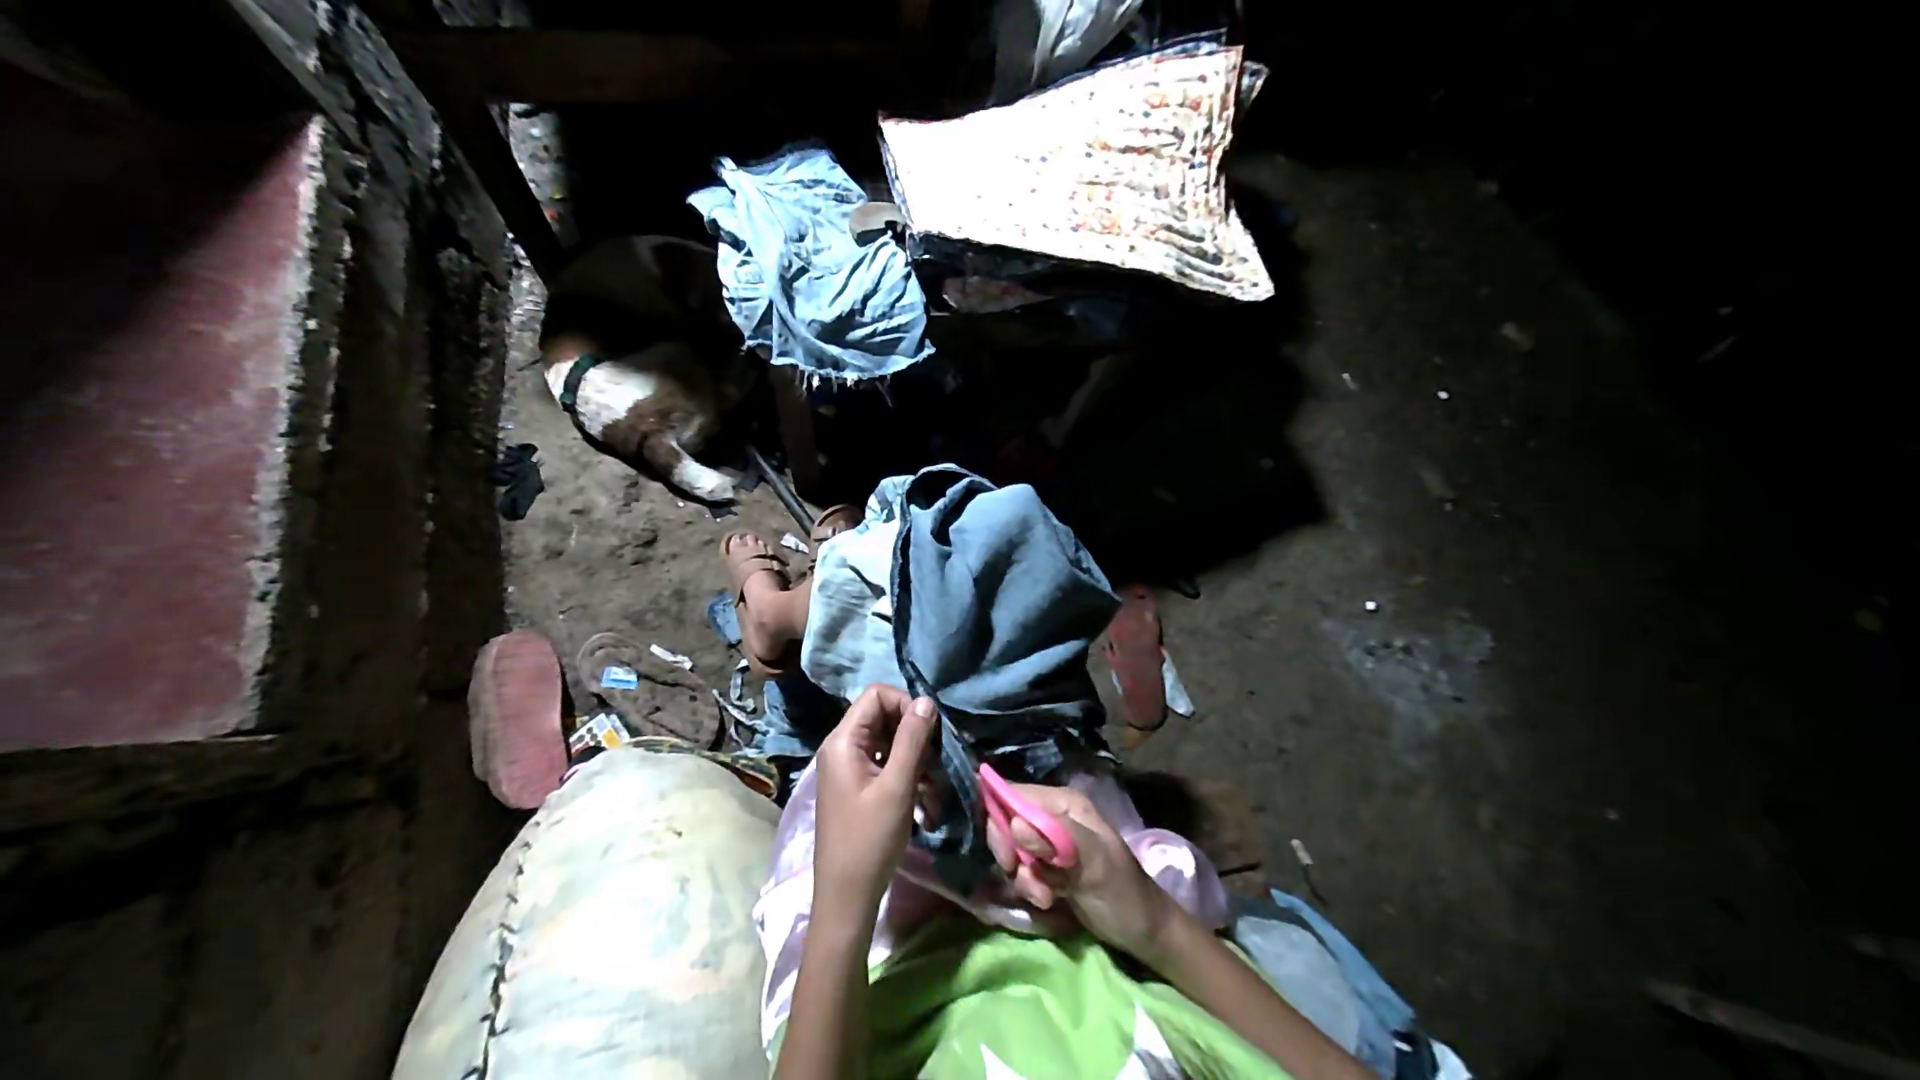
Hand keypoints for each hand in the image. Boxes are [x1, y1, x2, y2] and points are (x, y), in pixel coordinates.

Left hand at [812, 686, 937, 915]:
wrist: (846, 895)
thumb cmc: (870, 840)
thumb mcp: (897, 787)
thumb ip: (911, 740)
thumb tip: (926, 701)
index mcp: (843, 741)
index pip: (876, 695)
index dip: (906, 703)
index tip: (930, 730)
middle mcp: (840, 746)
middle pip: (881, 715)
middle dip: (912, 729)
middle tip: (937, 755)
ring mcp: (846, 766)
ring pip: (885, 739)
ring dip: (912, 752)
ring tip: (934, 776)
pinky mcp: (855, 784)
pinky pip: (882, 761)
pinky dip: (904, 768)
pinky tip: (923, 791)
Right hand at [985, 781, 1178, 963]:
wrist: (1143, 931)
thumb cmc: (1123, 891)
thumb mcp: (1096, 862)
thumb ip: (1057, 838)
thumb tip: (1015, 824)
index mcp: (1064, 803)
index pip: (1014, 795)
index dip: (1001, 821)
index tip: (1008, 856)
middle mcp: (1052, 816)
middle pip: (1007, 822)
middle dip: (1011, 853)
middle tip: (1025, 876)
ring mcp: (1050, 842)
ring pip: (1013, 850)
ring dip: (1022, 876)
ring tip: (1044, 895)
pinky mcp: (1048, 867)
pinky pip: (1022, 870)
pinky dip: (1029, 887)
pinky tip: (1047, 900)